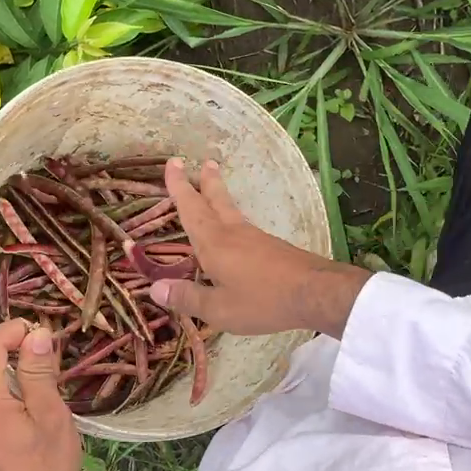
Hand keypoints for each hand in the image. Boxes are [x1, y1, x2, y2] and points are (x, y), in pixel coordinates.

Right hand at [148, 158, 371, 338]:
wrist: (315, 293)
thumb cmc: (262, 300)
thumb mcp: (219, 309)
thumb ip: (188, 298)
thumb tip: (154, 288)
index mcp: (214, 243)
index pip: (191, 210)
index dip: (179, 188)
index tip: (173, 163)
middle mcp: (234, 233)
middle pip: (217, 200)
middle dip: (205, 182)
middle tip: (202, 162)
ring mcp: (256, 239)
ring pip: (232, 211)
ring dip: (220, 196)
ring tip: (214, 186)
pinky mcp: (273, 248)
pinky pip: (245, 227)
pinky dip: (233, 219)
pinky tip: (237, 230)